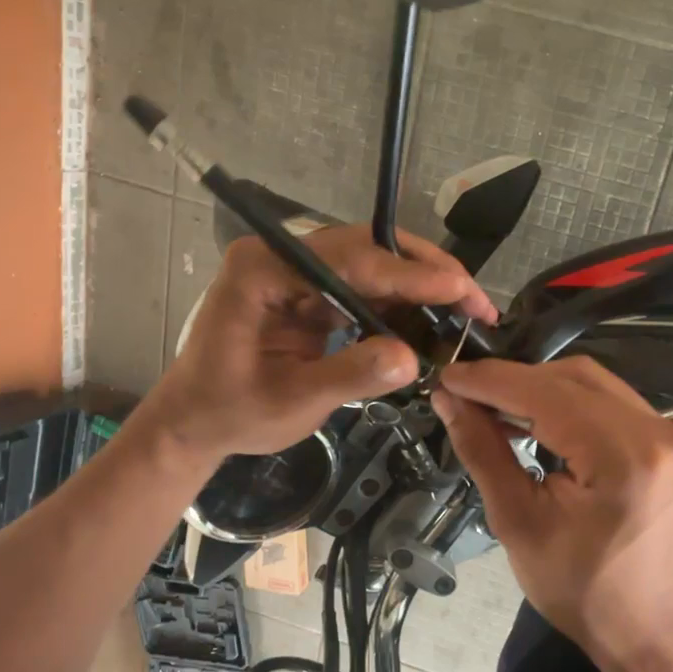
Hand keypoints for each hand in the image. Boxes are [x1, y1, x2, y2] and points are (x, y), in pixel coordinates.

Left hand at [138, 225, 495, 459]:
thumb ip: (349, 374)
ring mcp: (298, 272)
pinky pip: (366, 288)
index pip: (348, 259)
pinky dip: (402, 304)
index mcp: (263, 270)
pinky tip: (433, 322)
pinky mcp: (311, 293)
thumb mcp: (291, 400)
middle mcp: (282, 257)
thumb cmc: (231, 412)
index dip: (409, 275)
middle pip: (368, 248)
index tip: (459, 291)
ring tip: (468, 311)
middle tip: (477, 301)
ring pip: (374, 264)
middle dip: (427, 272)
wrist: (195, 423)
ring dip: (422, 286)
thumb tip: (410, 357)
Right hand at [433, 357, 672, 671]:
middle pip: (574, 379)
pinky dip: (567, 404)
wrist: (644, 624)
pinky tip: (533, 418)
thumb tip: (449, 399)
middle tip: (464, 395)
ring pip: (592, 384)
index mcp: (626, 457)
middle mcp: (659, 433)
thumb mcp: (518, 521)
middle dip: (514, 382)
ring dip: (539, 389)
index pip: (548, 394)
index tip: (447, 375)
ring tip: (492, 407)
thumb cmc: (577, 588)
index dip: (492, 381)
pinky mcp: (671, 440)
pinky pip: (610, 402)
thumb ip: (484, 451)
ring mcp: (672, 433)